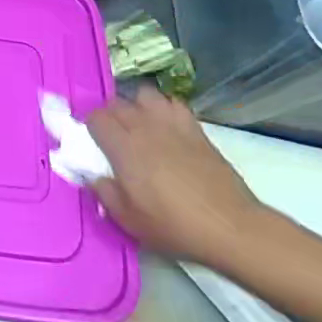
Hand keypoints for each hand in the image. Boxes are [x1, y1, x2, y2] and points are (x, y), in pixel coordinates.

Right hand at [86, 91, 268, 264]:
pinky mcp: (195, 128)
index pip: (96, 117)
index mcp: (123, 147)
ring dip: (136, 105)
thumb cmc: (175, 225)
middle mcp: (145, 127)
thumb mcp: (128, 220)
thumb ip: (103, 191)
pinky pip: (173, 103)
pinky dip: (164, 109)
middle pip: (117, 103)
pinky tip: (166, 126)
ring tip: (139, 125)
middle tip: (112, 138)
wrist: (231, 227)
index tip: (93, 142)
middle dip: (109, 115)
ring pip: (144, 95)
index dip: (90, 127)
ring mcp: (172, 124)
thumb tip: (92, 174)